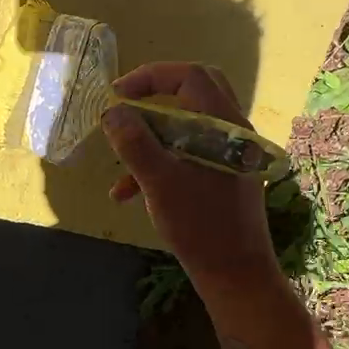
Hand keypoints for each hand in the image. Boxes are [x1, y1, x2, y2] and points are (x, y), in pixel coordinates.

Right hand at [102, 62, 282, 298]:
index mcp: (223, 125)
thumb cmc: (199, 224)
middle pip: (193, 92)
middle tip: (124, 106)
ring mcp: (229, 153)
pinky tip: (127, 193)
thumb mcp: (159, 182)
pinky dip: (159, 162)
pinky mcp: (223, 174)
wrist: (235, 271)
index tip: (118, 94)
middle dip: (154, 96)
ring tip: (119, 159)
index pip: (189, 77)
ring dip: (151, 136)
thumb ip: (135, 143)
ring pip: (187, 125)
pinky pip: (188, 153)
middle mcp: (232, 131)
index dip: (150, 77)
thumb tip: (113, 113)